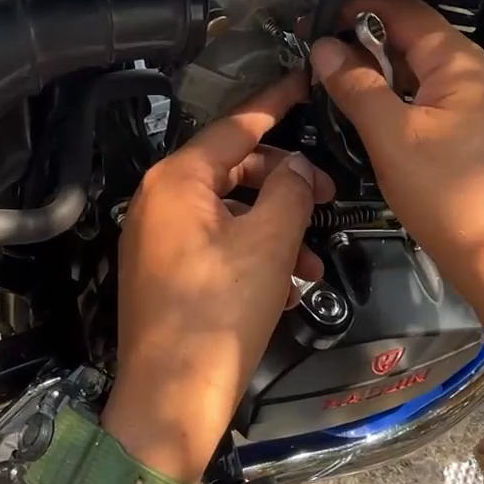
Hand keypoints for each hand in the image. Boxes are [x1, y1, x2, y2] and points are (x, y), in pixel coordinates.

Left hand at [103, 74, 334, 481]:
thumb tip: (298, 165)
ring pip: (230, 209)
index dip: (276, 102)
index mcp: (178, 178)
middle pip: (234, 167)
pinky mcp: (165, 269)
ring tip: (313, 259)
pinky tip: (288, 283)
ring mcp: (158, 235)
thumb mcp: (270, 244)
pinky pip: (217, 241)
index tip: (304, 81)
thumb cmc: (220, 315)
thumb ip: (290, 190)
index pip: (236, 124)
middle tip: (325, 197)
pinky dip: (253, 252)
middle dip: (284, 180)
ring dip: (275, 226)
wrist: (170, 402)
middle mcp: (160, 197)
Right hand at [309, 0, 483, 452]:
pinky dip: (391, 98)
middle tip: (311, 53)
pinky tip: (362, 113)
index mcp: (459, 62)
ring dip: (374, 71)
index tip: (313, 19)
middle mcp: (471, 74)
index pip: (402, 9)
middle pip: (409, 37)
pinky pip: (423, 100)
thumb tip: (322, 47)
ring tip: (327, 80)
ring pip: (414, 71)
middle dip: (360, 39)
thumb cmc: (452, 195)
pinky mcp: (469, 135)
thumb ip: (355, 86)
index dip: (356, 6)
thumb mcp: (392, 137)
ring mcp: (474, 105)